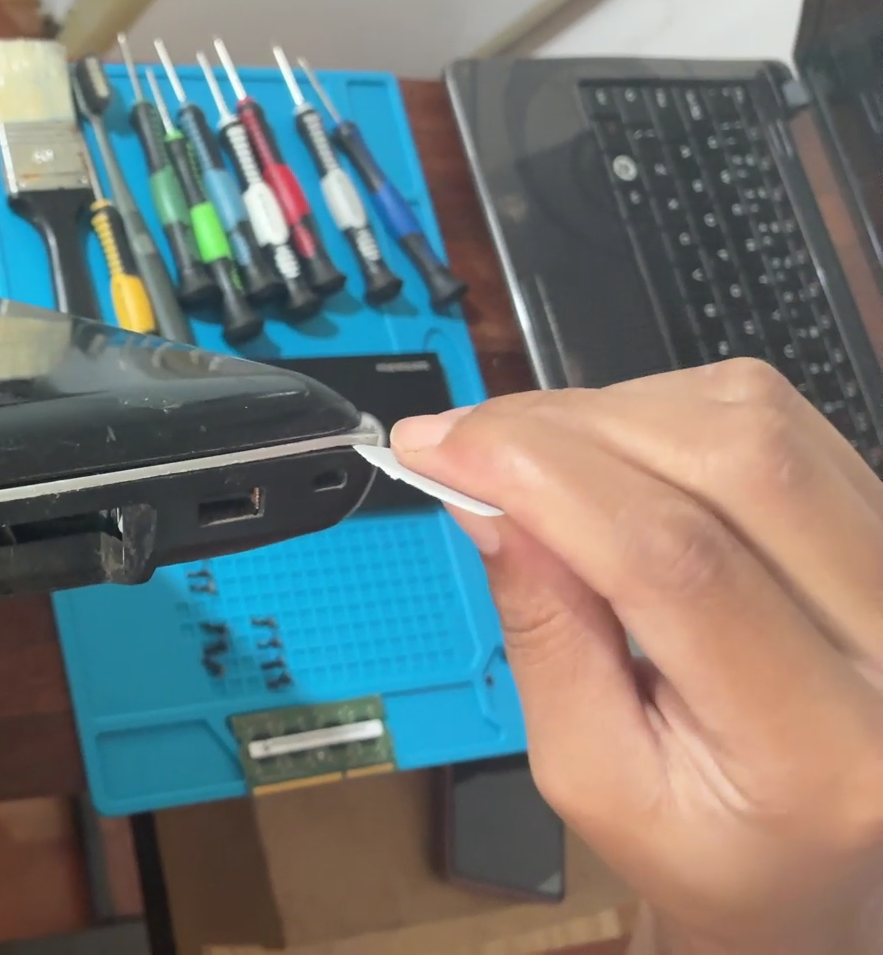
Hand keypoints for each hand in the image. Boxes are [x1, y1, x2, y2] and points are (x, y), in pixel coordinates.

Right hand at [391, 360, 882, 954]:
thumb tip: (482, 505)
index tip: (430, 447)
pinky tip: (585, 453)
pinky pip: (765, 415)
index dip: (535, 476)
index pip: (674, 559)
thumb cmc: (700, 837)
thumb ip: (540, 634)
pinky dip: (641, 408)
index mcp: (819, 745)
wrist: (839, 860)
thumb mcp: (584, 770)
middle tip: (451, 437)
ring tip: (513, 452)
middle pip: (728, 459)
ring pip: (747, 418)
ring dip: (591, 411)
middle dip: (551, 426)